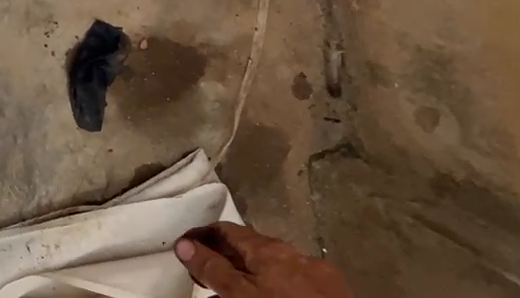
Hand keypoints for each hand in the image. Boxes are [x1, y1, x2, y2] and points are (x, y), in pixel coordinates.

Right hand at [175, 223, 352, 297]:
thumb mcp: (242, 295)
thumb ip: (213, 269)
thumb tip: (182, 243)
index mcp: (268, 247)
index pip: (224, 228)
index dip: (199, 236)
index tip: (183, 251)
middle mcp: (294, 252)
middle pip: (249, 248)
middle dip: (224, 260)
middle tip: (205, 279)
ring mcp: (320, 274)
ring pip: (273, 267)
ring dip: (250, 276)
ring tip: (235, 294)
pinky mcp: (337, 294)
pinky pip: (295, 282)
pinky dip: (275, 287)